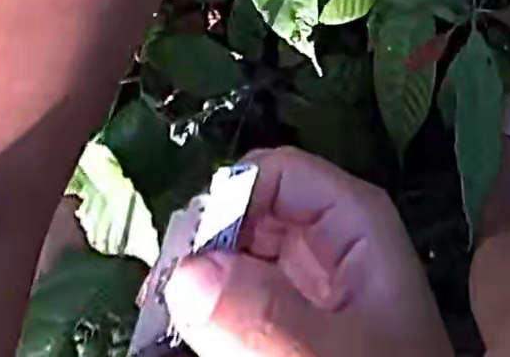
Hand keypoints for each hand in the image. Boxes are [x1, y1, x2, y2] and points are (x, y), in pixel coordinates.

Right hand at [165, 148, 449, 356]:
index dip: (228, 200)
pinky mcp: (288, 317)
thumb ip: (263, 316)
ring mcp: (305, 279)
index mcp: (351, 216)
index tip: (186, 257)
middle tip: (158, 296)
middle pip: (249, 209)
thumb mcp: (331, 355)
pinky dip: (206, 312)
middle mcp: (325, 235)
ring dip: (195, 283)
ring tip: (158, 319)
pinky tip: (178, 335)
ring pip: (235, 254)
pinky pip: (237, 297)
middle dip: (202, 245)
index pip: (276, 171)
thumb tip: (186, 273)